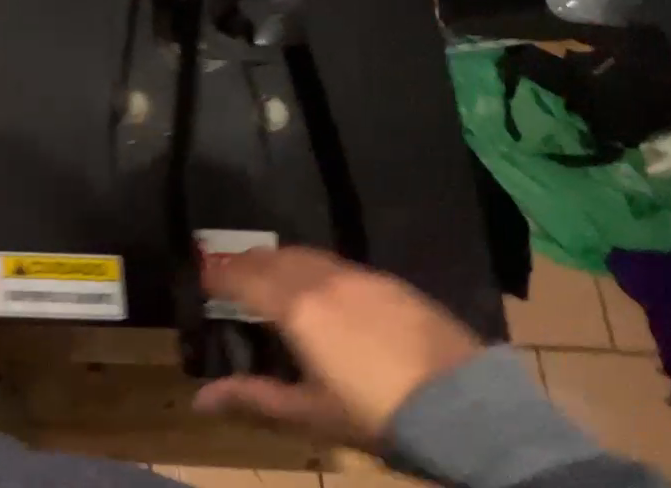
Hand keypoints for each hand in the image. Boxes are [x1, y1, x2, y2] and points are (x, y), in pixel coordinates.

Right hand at [193, 247, 482, 446]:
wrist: (471, 415)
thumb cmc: (378, 415)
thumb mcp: (311, 413)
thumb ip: (253, 397)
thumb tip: (199, 399)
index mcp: (293, 307)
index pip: (239, 276)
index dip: (215, 275)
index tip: (201, 278)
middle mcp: (319, 280)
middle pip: (267, 258)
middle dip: (242, 264)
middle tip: (228, 275)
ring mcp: (358, 278)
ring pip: (301, 255)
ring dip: (276, 261)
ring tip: (268, 277)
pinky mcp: (391, 283)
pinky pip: (335, 265)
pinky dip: (312, 268)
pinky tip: (319, 288)